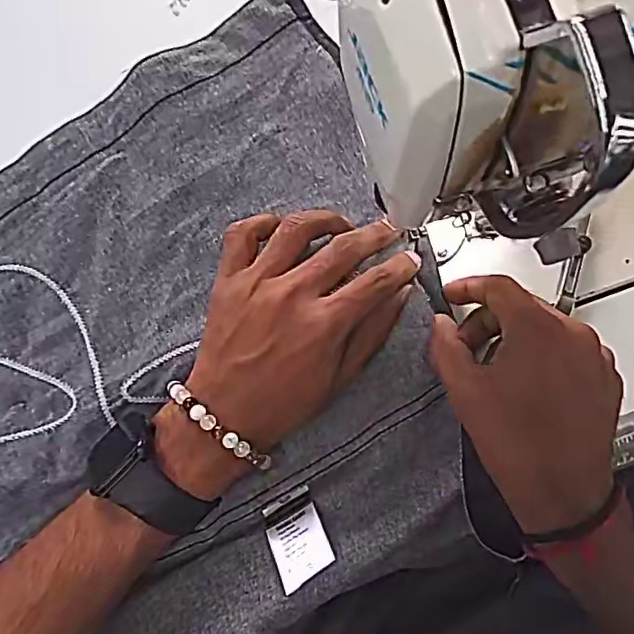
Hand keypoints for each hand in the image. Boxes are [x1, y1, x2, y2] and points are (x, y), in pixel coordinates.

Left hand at [152, 211, 419, 499]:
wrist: (225, 414)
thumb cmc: (281, 403)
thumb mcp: (340, 377)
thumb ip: (373, 332)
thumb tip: (398, 297)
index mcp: (323, 324)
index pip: (375, 281)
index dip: (400, 266)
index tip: (408, 261)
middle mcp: (291, 296)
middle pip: (344, 247)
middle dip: (375, 234)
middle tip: (386, 232)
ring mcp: (257, 283)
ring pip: (297, 228)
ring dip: (327, 219)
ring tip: (341, 224)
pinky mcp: (229, 281)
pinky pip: (243, 235)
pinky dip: (263, 222)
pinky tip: (282, 226)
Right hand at [428, 274, 621, 534]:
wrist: (564, 492)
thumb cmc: (523, 449)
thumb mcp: (465, 391)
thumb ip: (446, 346)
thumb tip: (442, 326)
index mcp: (537, 328)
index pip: (498, 286)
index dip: (469, 287)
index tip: (456, 294)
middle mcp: (572, 333)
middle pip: (523, 305)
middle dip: (489, 320)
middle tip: (468, 346)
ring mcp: (593, 355)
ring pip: (547, 328)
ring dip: (517, 339)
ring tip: (498, 374)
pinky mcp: (605, 376)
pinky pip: (569, 351)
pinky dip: (545, 357)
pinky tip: (527, 388)